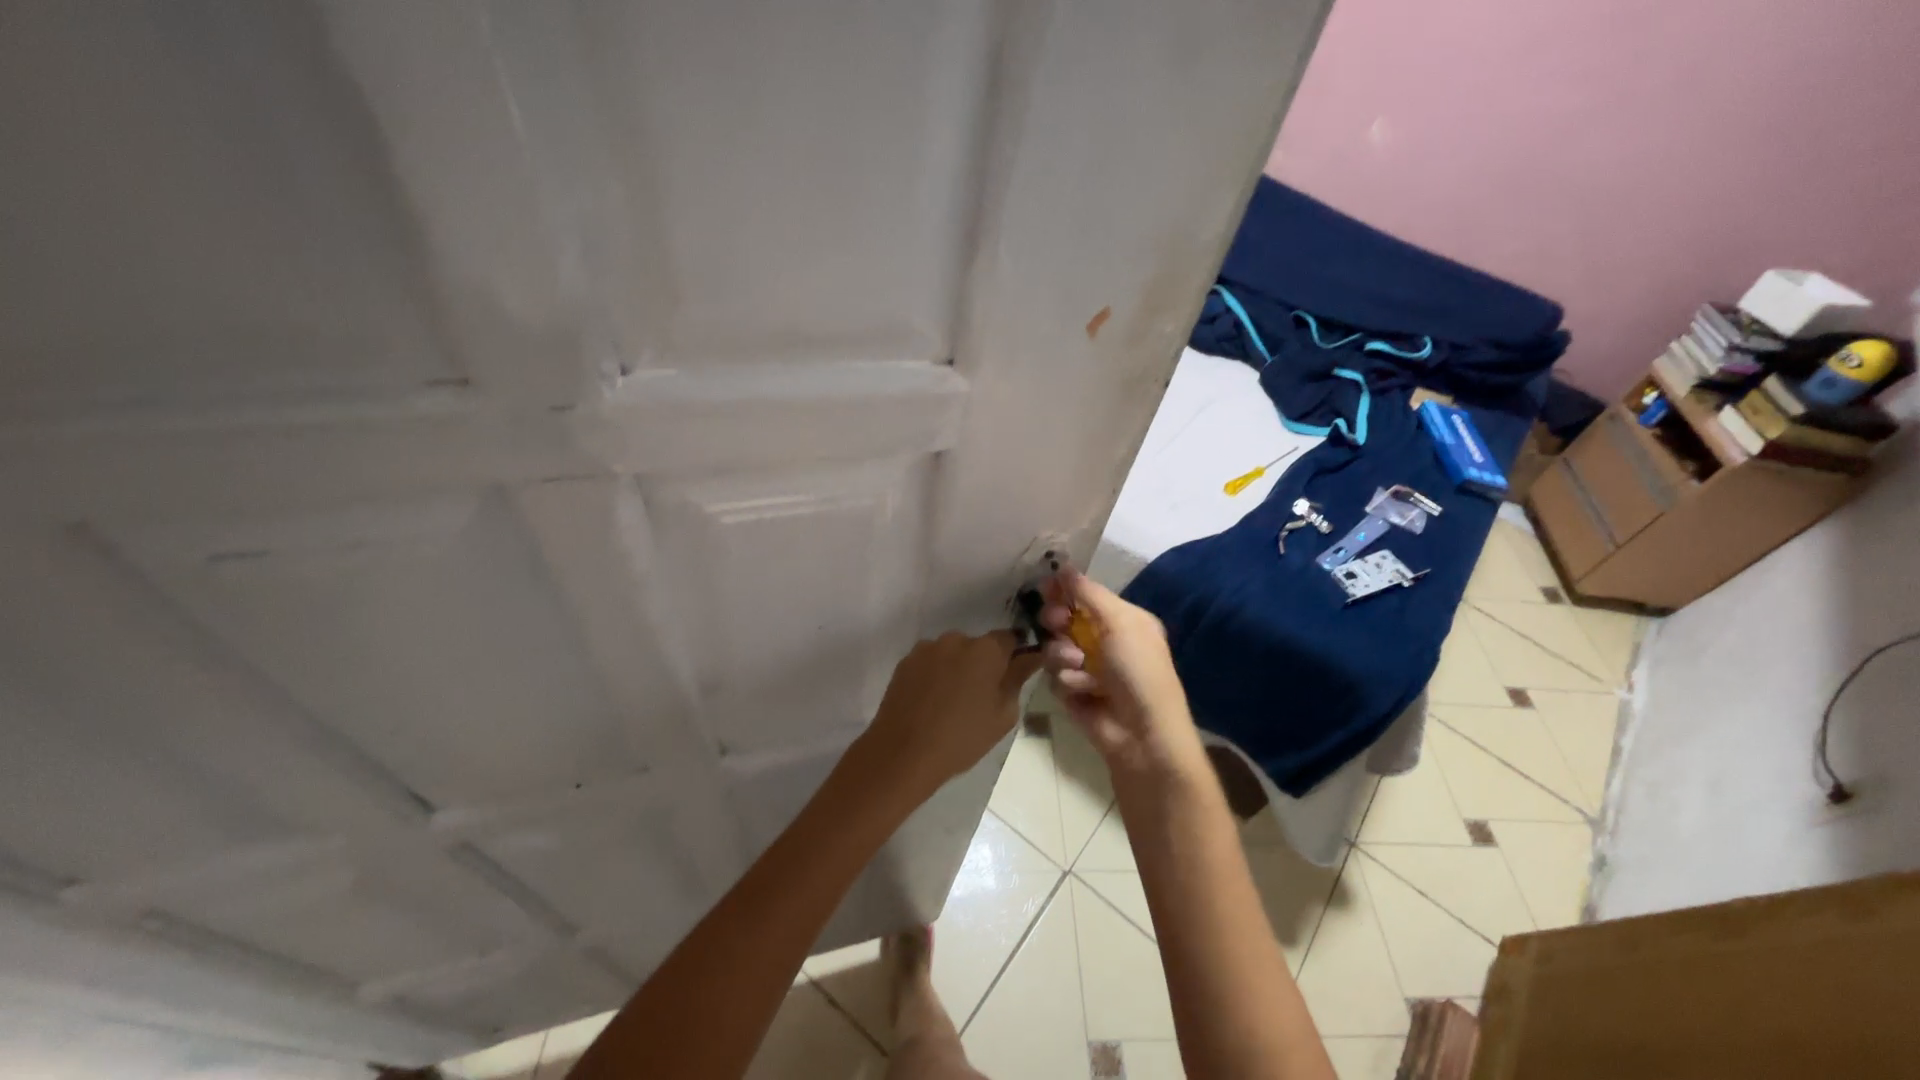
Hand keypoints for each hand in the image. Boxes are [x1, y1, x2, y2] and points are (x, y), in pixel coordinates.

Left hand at [858, 630, 1044, 795]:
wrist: (903, 752)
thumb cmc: (963, 737)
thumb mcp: (1003, 714)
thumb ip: (1018, 678)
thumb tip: (1031, 656)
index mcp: (986, 649)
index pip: (1010, 638)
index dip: (1014, 655)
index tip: (1013, 675)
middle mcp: (956, 639)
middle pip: (978, 646)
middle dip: (983, 664)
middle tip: (981, 697)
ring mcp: (926, 648)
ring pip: (952, 654)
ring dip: (956, 669)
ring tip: (951, 703)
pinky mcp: (905, 662)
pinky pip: (930, 663)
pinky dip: (934, 676)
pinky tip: (930, 702)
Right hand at [1040, 569, 1204, 776]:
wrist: (1142, 733)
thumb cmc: (1139, 670)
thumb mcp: (1121, 622)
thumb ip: (1089, 593)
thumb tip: (1064, 566)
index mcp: (1123, 620)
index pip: (1086, 596)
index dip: (1064, 590)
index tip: (1046, 586)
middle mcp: (1104, 641)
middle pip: (1063, 618)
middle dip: (1057, 620)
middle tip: (1057, 623)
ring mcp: (1087, 667)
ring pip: (1054, 647)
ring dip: (1063, 654)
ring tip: (1079, 666)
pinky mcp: (1073, 692)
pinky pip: (1054, 675)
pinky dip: (1067, 681)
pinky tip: (1084, 691)